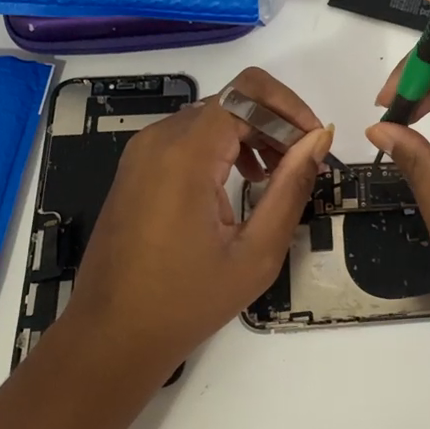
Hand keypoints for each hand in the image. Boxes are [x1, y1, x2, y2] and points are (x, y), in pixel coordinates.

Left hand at [63, 67, 331, 375]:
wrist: (110, 337)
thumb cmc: (185, 302)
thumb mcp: (255, 252)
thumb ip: (291, 187)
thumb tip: (319, 138)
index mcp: (186, 154)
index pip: (247, 91)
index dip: (289, 107)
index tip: (314, 143)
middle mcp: (159, 139)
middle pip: (230, 101)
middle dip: (274, 124)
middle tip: (300, 166)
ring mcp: (142, 153)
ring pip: (211, 117)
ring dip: (251, 136)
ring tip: (274, 179)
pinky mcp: (137, 169)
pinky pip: (188, 138)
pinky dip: (223, 148)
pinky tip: (240, 185)